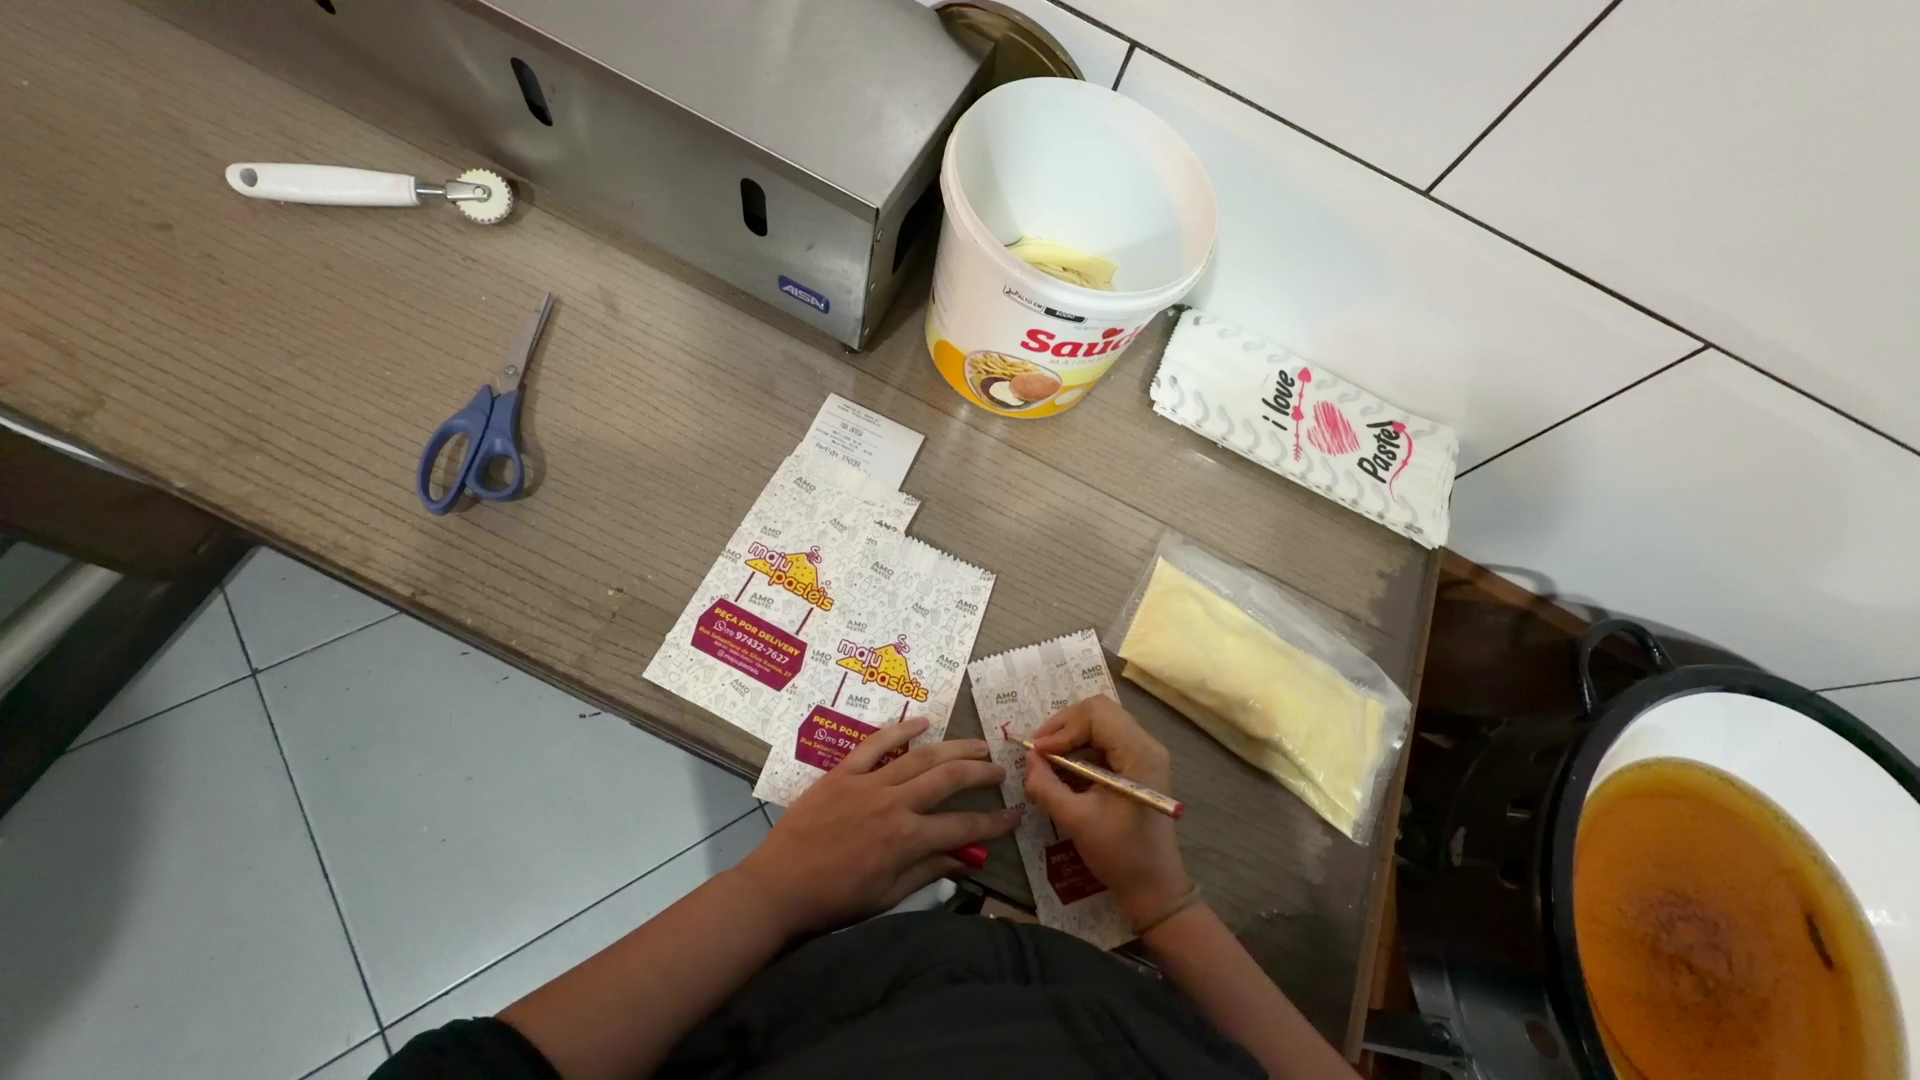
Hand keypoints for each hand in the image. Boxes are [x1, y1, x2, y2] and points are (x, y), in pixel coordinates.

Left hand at [734, 717, 1019, 936]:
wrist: (778, 887)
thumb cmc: (834, 901)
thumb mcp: (887, 897)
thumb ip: (928, 872)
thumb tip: (966, 860)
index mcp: (907, 839)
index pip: (963, 826)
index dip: (995, 823)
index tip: (1015, 815)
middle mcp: (894, 804)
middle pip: (949, 778)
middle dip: (981, 773)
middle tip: (1000, 771)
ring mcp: (868, 783)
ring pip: (921, 756)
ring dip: (954, 748)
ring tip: (978, 745)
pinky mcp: (843, 773)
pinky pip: (875, 743)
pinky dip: (900, 729)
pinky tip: (922, 721)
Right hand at [1023, 696, 1188, 925]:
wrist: (1154, 887)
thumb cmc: (1120, 855)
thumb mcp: (1076, 821)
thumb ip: (1046, 786)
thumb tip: (1028, 759)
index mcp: (1139, 753)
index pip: (1096, 714)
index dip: (1062, 728)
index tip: (1037, 753)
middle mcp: (1146, 744)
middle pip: (1098, 712)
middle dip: (1063, 727)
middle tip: (1038, 751)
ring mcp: (1144, 753)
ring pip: (1100, 723)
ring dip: (1070, 736)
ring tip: (1047, 760)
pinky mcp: (1138, 765)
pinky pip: (1105, 740)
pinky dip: (1080, 748)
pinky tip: (1064, 769)